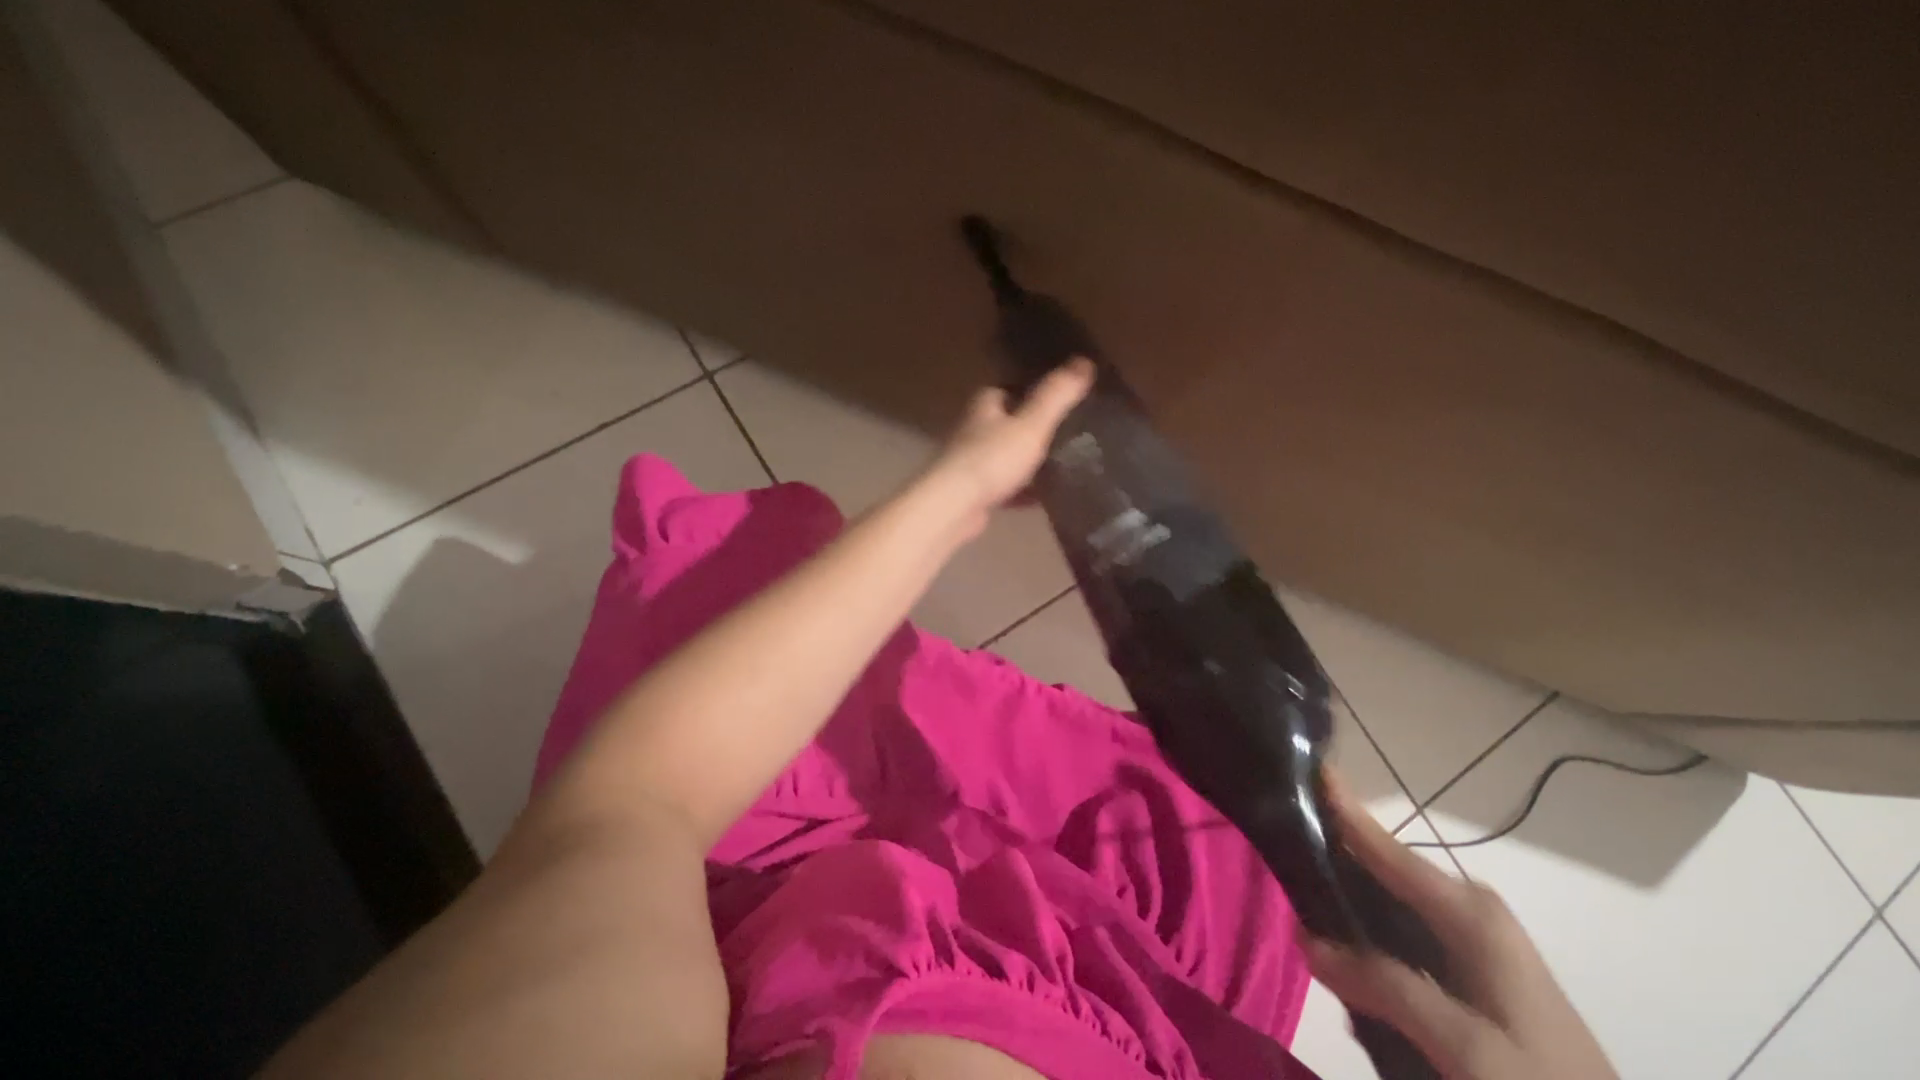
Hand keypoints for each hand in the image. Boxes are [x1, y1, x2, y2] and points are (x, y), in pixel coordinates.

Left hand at [922, 358, 1095, 526]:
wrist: (954, 507)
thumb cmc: (992, 459)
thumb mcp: (1032, 424)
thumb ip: (1056, 396)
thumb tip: (1084, 361)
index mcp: (984, 409)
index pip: (1003, 391)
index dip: (1025, 392)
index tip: (1052, 398)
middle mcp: (973, 433)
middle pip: (1004, 424)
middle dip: (1027, 428)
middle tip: (1062, 433)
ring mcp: (971, 465)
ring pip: (1003, 457)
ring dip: (1025, 461)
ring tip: (1059, 464)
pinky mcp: (973, 495)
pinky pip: (1004, 489)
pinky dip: (1022, 492)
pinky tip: (1044, 498)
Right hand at [1305, 778, 1617, 1079]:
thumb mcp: (1464, 1045)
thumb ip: (1385, 986)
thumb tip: (1307, 937)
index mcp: (1469, 913)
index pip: (1385, 847)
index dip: (1342, 807)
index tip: (1304, 767)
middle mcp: (1469, 910)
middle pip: (1380, 870)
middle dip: (1330, 864)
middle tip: (1280, 871)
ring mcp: (1473, 938)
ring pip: (1387, 905)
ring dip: (1346, 910)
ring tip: (1302, 920)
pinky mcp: (1470, 967)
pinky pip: (1401, 936)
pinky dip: (1369, 942)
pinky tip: (1349, 972)